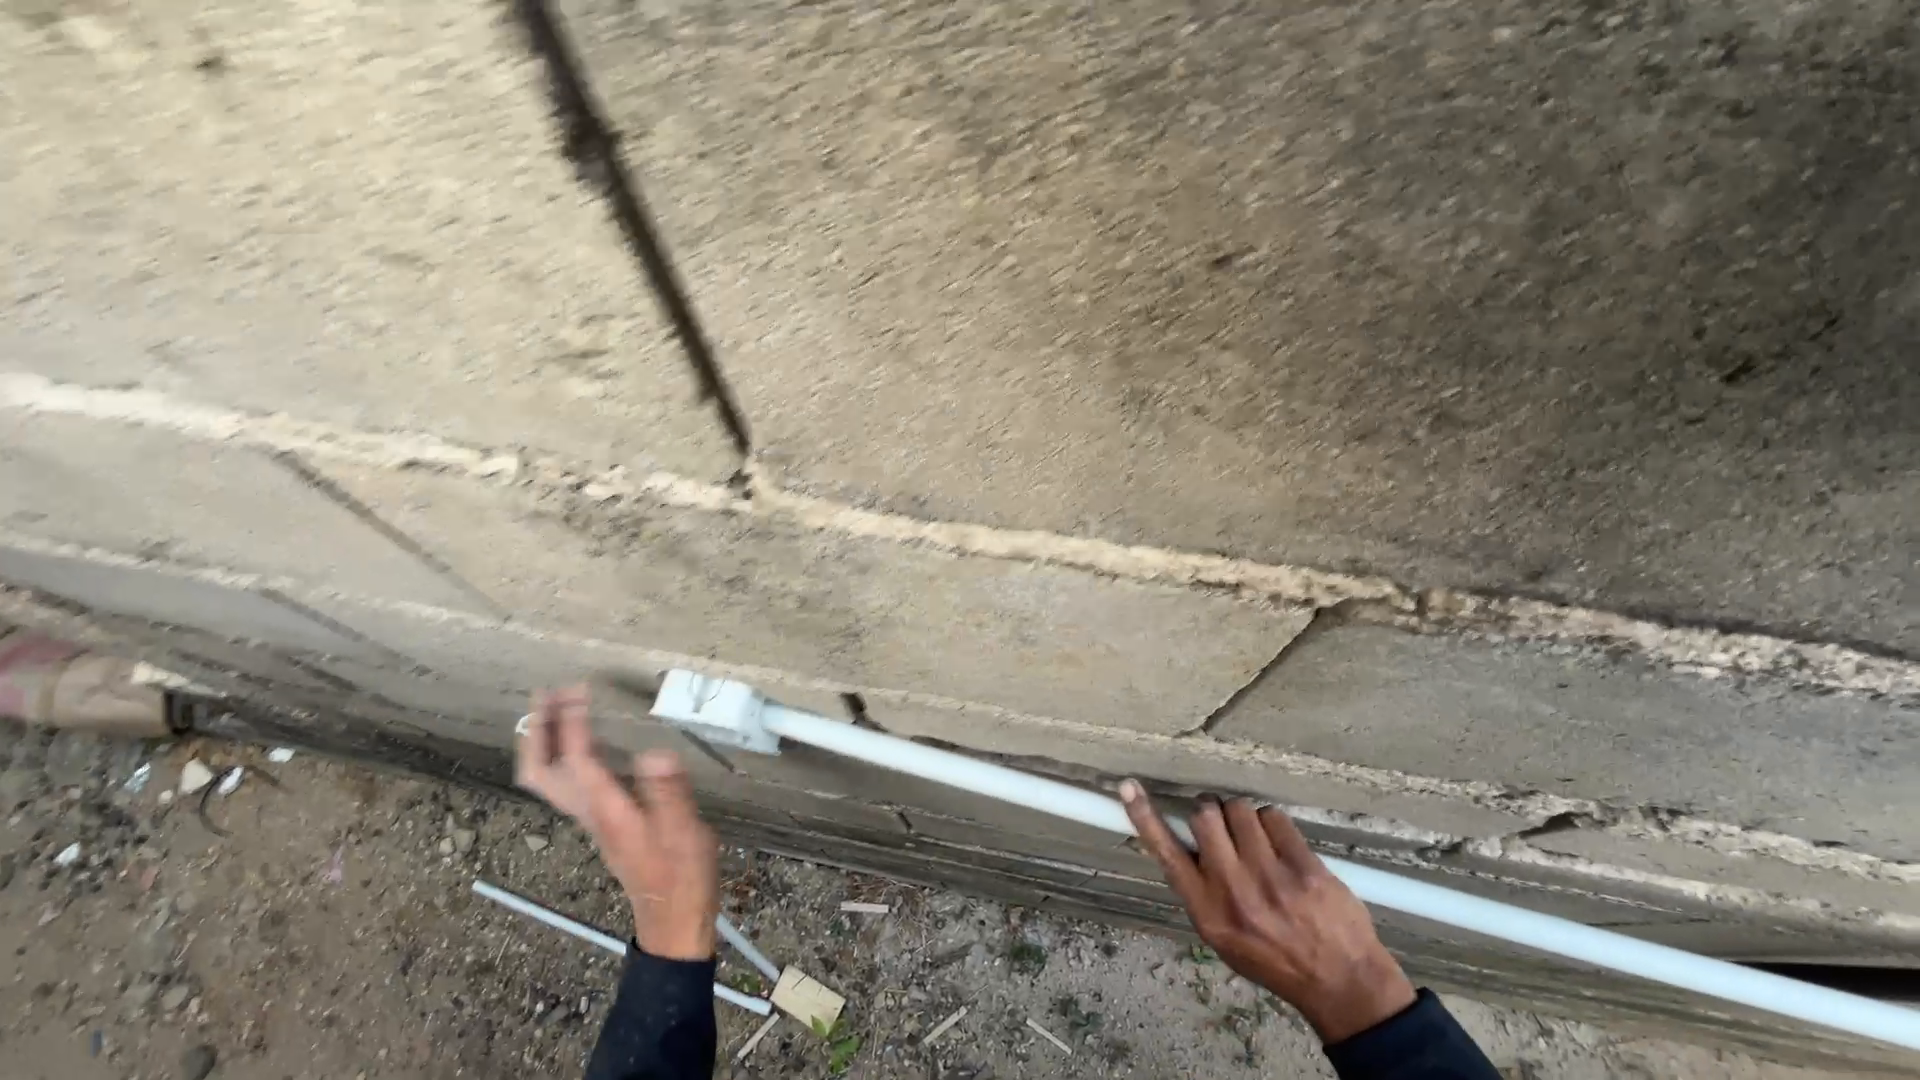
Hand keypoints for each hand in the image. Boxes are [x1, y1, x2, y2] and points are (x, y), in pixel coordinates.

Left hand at [517, 686, 718, 959]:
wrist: (673, 918)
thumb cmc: (682, 874)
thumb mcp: (685, 831)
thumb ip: (669, 793)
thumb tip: (655, 753)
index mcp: (607, 810)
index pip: (577, 760)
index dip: (571, 724)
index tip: (578, 690)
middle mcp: (590, 813)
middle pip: (541, 772)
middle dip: (538, 731)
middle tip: (547, 694)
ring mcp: (593, 819)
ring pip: (549, 779)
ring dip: (544, 741)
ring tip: (555, 709)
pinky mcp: (604, 823)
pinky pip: (567, 783)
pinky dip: (565, 756)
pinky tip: (587, 743)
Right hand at [1121, 781, 1415, 1042]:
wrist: (1340, 983)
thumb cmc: (1273, 958)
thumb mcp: (1221, 935)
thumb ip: (1200, 889)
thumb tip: (1186, 842)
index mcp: (1206, 910)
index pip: (1166, 852)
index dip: (1144, 815)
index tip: (1128, 786)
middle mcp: (1232, 889)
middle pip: (1205, 815)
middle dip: (1210, 811)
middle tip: (1223, 826)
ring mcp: (1270, 876)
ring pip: (1240, 809)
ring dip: (1243, 817)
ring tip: (1256, 840)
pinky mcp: (1304, 866)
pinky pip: (1274, 817)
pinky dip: (1272, 824)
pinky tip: (1280, 846)